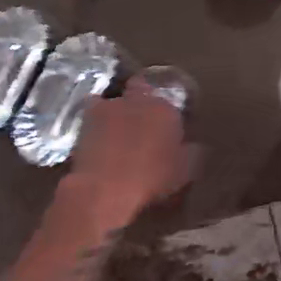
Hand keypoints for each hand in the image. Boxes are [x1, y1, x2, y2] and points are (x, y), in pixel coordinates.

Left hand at [65, 79, 196, 218]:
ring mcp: (109, 106)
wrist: (104, 189)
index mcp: (167, 109)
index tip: (168, 130)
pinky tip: (98, 136)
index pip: (171, 103)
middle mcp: (139, 100)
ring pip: (117, 101)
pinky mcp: (85, 118)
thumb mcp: (184, 172)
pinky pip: (94, 113)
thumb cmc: (151, 180)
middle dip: (142, 103)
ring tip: (118, 133)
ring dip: (119, 112)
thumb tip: (195, 145)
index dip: (168, 116)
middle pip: (142, 91)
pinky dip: (96, 120)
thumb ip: (192, 153)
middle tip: (143, 124)